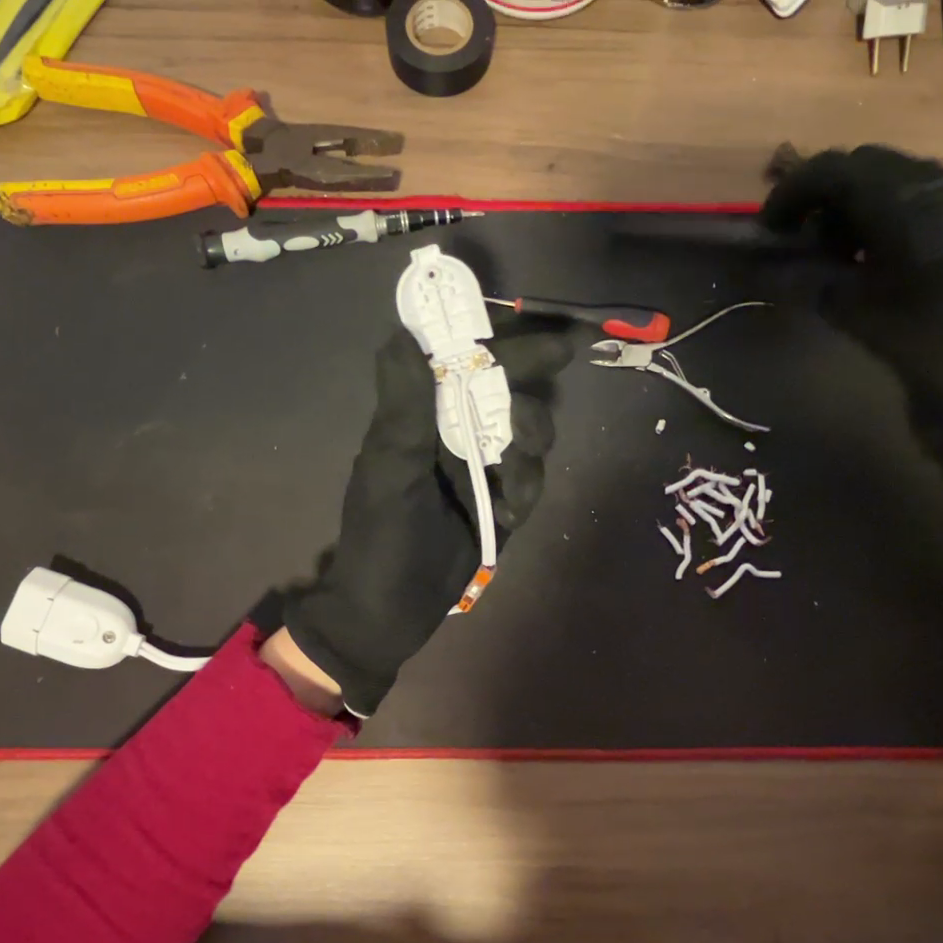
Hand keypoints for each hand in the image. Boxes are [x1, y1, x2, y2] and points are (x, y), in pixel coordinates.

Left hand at [280, 327, 573, 716]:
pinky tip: (508, 513)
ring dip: (529, 443)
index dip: (499, 341)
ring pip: (525, 430)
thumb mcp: (390, 468)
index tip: (541, 335)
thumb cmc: (381, 535)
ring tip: (512, 481)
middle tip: (562, 367)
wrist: (392, 609)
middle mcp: (452, 431)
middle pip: (504, 387)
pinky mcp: (501, 500)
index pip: (461, 360)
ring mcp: (479, 466)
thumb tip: (401, 333)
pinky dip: (527, 488)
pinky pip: (530, 477)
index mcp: (420, 415)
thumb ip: (403, 405)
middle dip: (531, 383)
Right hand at [761, 145, 942, 486]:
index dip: (792, 194)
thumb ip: (815, 285)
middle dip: (829, 200)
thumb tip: (774, 267)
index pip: (834, 170)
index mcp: (908, 202)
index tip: (771, 229)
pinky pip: (940, 199)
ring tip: (852, 257)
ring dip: (868, 209)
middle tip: (809, 245)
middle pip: (871, 167)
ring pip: (908, 181)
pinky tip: (899, 261)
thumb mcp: (867, 321)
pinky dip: (904, 219)